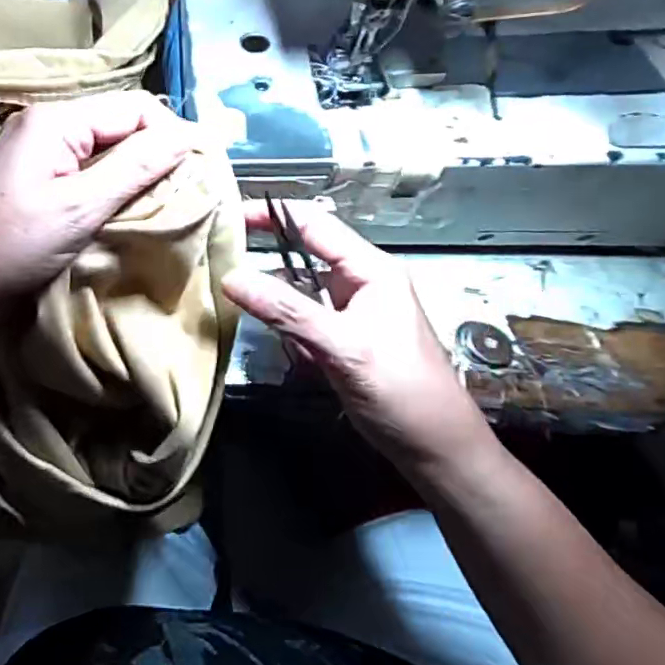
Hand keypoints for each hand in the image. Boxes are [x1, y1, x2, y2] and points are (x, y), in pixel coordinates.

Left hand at [0, 90, 195, 329]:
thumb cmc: (11, 244)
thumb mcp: (80, 207)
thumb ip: (136, 168)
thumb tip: (189, 138)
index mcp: (57, 119)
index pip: (135, 108)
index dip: (171, 135)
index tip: (200, 173)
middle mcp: (47, 121)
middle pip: (120, 122)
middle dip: (155, 152)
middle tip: (184, 190)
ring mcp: (38, 145)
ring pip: (106, 144)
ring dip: (135, 168)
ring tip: (161, 200)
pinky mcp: (35, 169)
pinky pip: (87, 163)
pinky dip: (112, 180)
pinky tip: (125, 204)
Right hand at [220, 201, 496, 473]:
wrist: (439, 450)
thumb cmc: (403, 392)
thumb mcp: (342, 347)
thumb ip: (287, 311)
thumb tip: (232, 278)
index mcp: (370, 270)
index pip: (314, 223)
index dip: (272, 213)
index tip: (230, 216)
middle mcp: (361, 282)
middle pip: (303, 257)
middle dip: (269, 266)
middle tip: (226, 267)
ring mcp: (353, 312)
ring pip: (300, 294)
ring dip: (282, 312)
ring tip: (275, 333)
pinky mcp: (345, 339)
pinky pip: (306, 323)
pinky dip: (294, 337)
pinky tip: (302, 362)